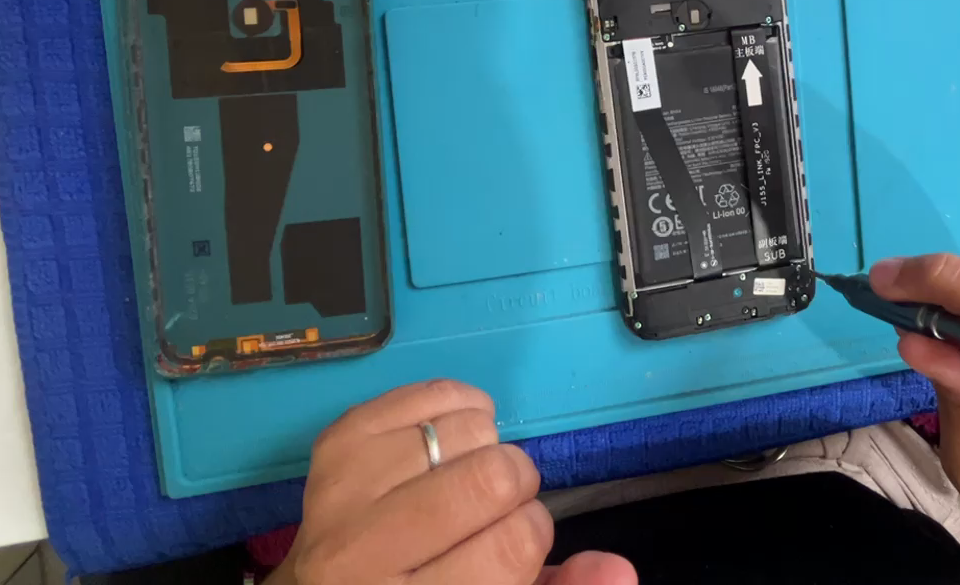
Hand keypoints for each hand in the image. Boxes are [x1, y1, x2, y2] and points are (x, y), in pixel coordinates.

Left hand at [271, 379, 635, 584]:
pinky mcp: (335, 444)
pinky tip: (452, 436)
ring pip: (463, 430)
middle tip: (499, 500)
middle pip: (489, 479)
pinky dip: (458, 402)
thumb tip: (624, 571)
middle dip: (515, 481)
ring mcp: (341, 497)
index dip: (533, 531)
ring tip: (467, 474)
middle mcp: (361, 561)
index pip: (516, 543)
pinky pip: (427, 393)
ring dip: (485, 443)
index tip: (515, 538)